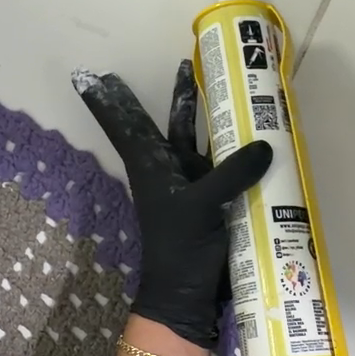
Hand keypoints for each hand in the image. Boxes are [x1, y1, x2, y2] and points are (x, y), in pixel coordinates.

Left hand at [74, 62, 271, 348]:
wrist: (186, 295)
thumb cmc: (179, 248)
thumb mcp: (201, 206)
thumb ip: (232, 173)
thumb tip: (265, 144)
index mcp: (150, 166)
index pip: (125, 125)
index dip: (108, 102)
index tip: (89, 76)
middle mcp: (168, 168)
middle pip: (170, 122)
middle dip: (179, 94)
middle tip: (187, 60)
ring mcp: (192, 182)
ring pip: (201, 138)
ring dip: (212, 114)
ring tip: (225, 84)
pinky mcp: (216, 197)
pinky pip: (227, 163)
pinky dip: (239, 148)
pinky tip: (259, 132)